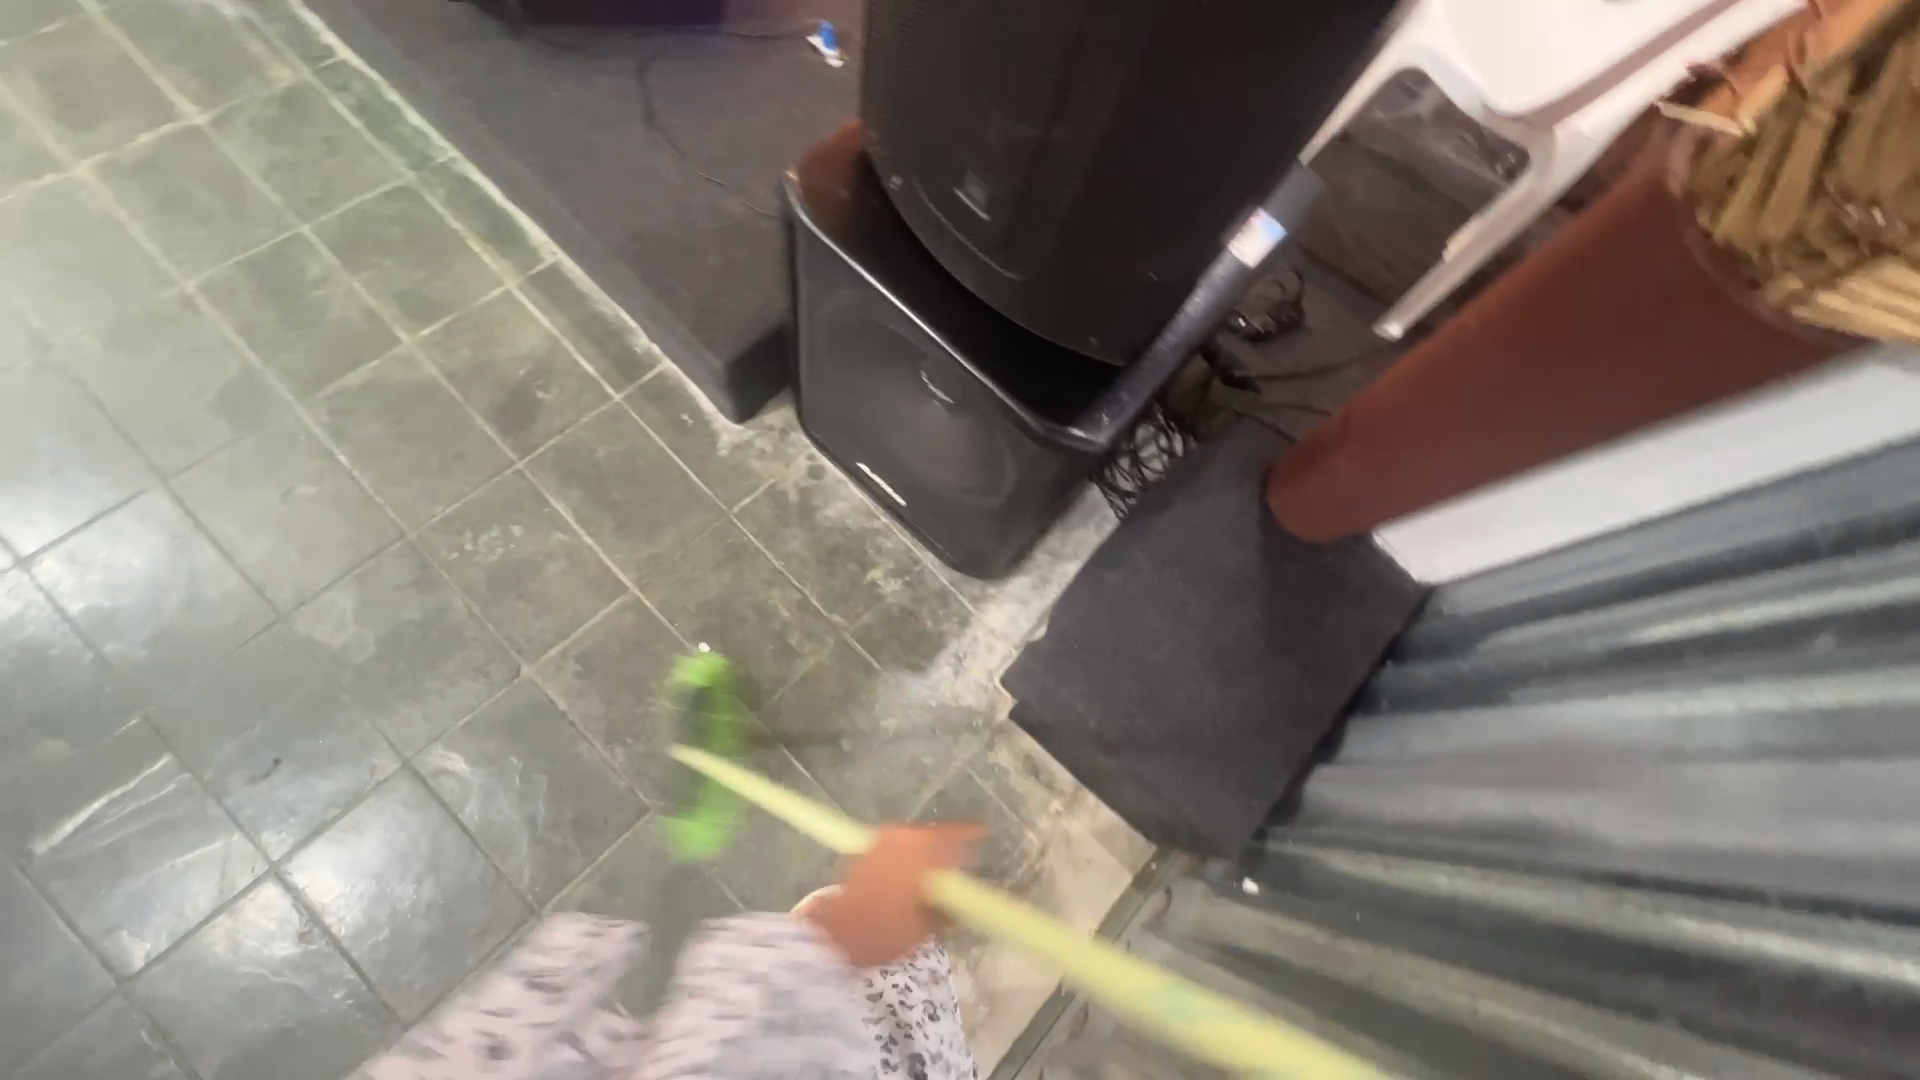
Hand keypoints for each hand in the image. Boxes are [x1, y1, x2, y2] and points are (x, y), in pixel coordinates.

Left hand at [804, 824, 981, 966]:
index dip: (970, 834)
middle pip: (932, 834)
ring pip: (912, 837)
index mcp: (920, 852)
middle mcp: (901, 838)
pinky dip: (906, 852)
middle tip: (958, 860)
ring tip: (933, 867)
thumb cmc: (883, 931)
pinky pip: (896, 842)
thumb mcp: (923, 927)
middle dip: (945, 845)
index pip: (952, 836)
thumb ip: (945, 910)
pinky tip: (909, 871)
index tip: (984, 833)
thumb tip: (960, 903)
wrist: (835, 932)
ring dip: (925, 847)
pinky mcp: (866, 849)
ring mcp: (881, 840)